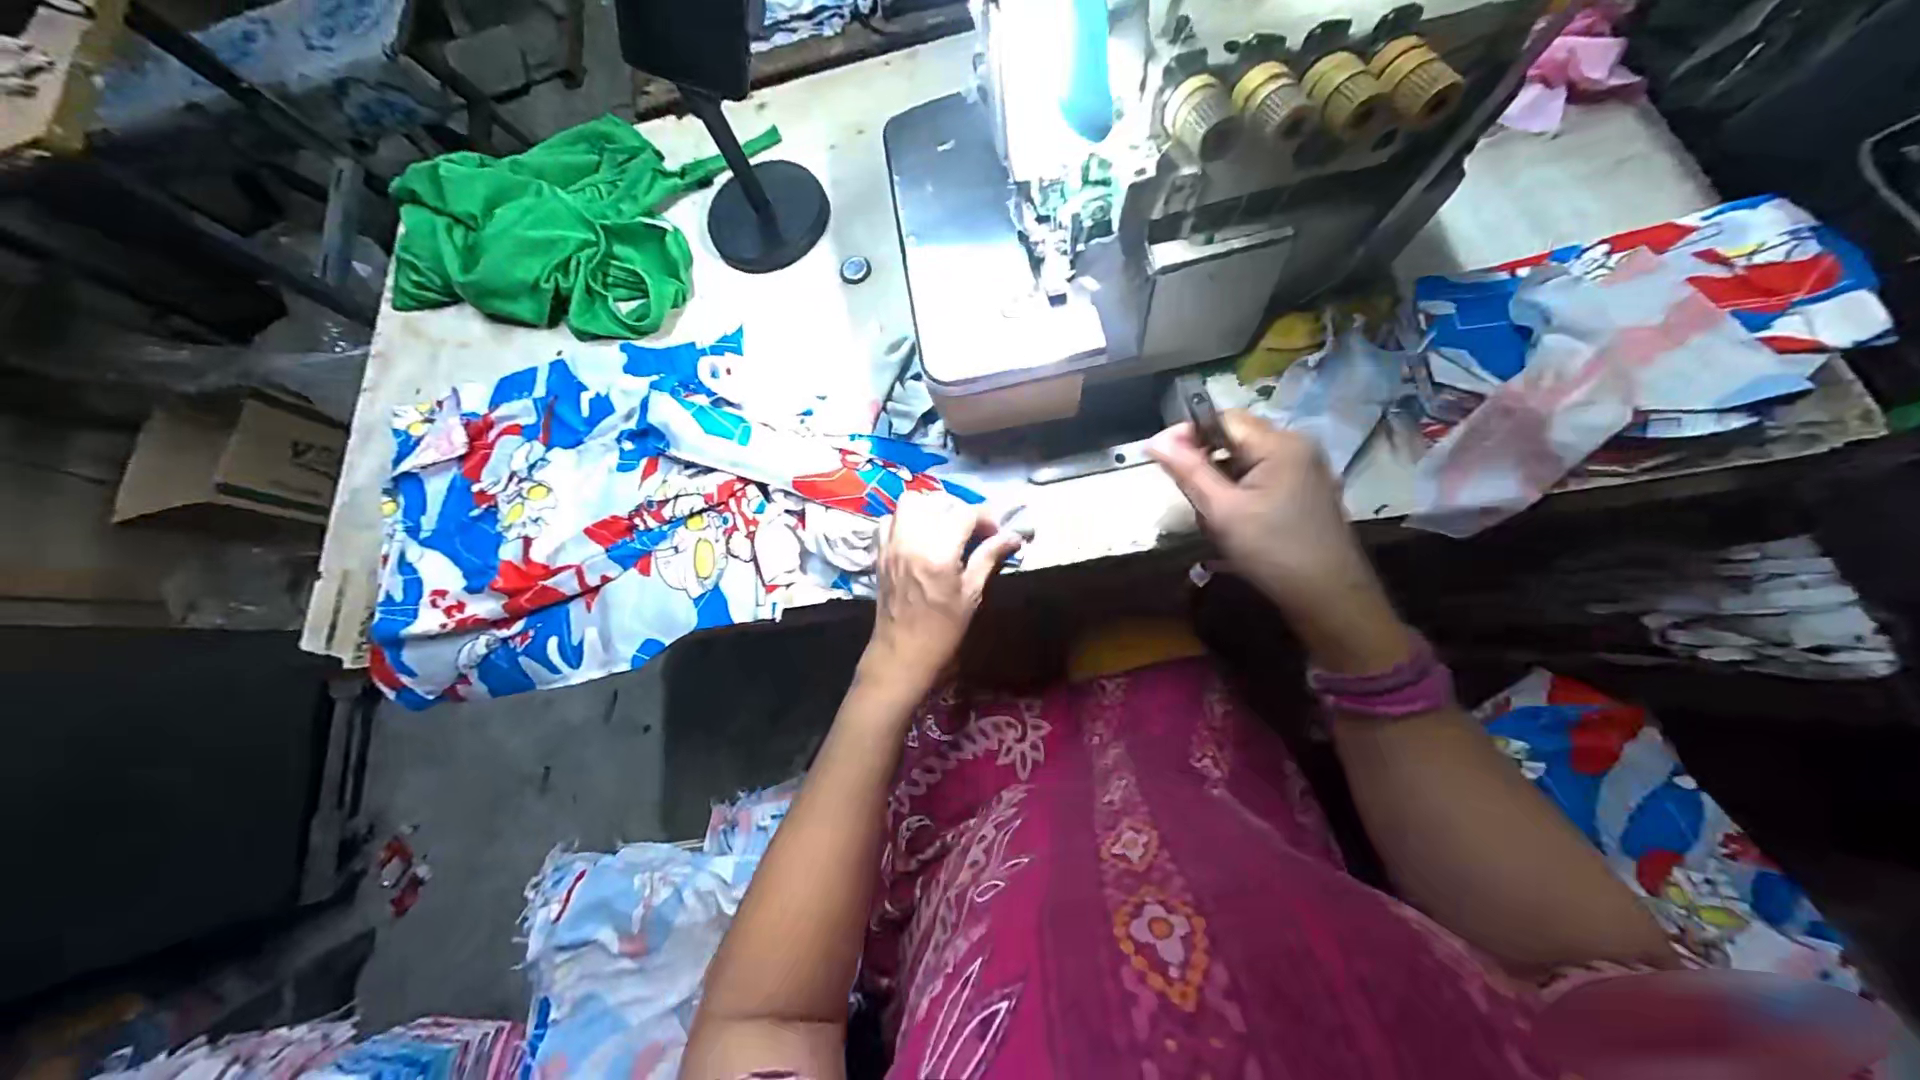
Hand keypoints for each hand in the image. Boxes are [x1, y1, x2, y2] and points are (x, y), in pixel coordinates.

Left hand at [861, 491, 1024, 695]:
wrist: (901, 654)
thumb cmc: (942, 631)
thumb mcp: (971, 595)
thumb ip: (988, 558)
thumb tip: (1013, 537)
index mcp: (938, 553)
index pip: (965, 513)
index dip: (985, 517)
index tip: (995, 532)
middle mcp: (911, 541)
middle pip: (935, 501)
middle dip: (957, 509)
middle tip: (970, 530)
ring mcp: (891, 545)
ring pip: (908, 503)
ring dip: (929, 508)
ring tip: (943, 528)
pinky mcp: (880, 552)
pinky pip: (889, 520)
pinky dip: (904, 520)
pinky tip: (918, 538)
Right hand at [1147, 411, 1410, 673]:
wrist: (1327, 595)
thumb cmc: (1271, 551)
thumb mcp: (1221, 511)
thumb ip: (1188, 471)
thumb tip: (1155, 440)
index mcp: (1280, 443)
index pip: (1222, 418)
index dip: (1188, 433)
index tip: (1162, 459)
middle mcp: (1297, 445)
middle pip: (1235, 436)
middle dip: (1205, 460)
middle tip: (1189, 493)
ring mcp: (1306, 467)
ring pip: (1246, 458)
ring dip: (1221, 478)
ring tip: (1212, 513)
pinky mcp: (1307, 488)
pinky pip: (1263, 474)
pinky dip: (1240, 489)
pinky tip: (1235, 519)